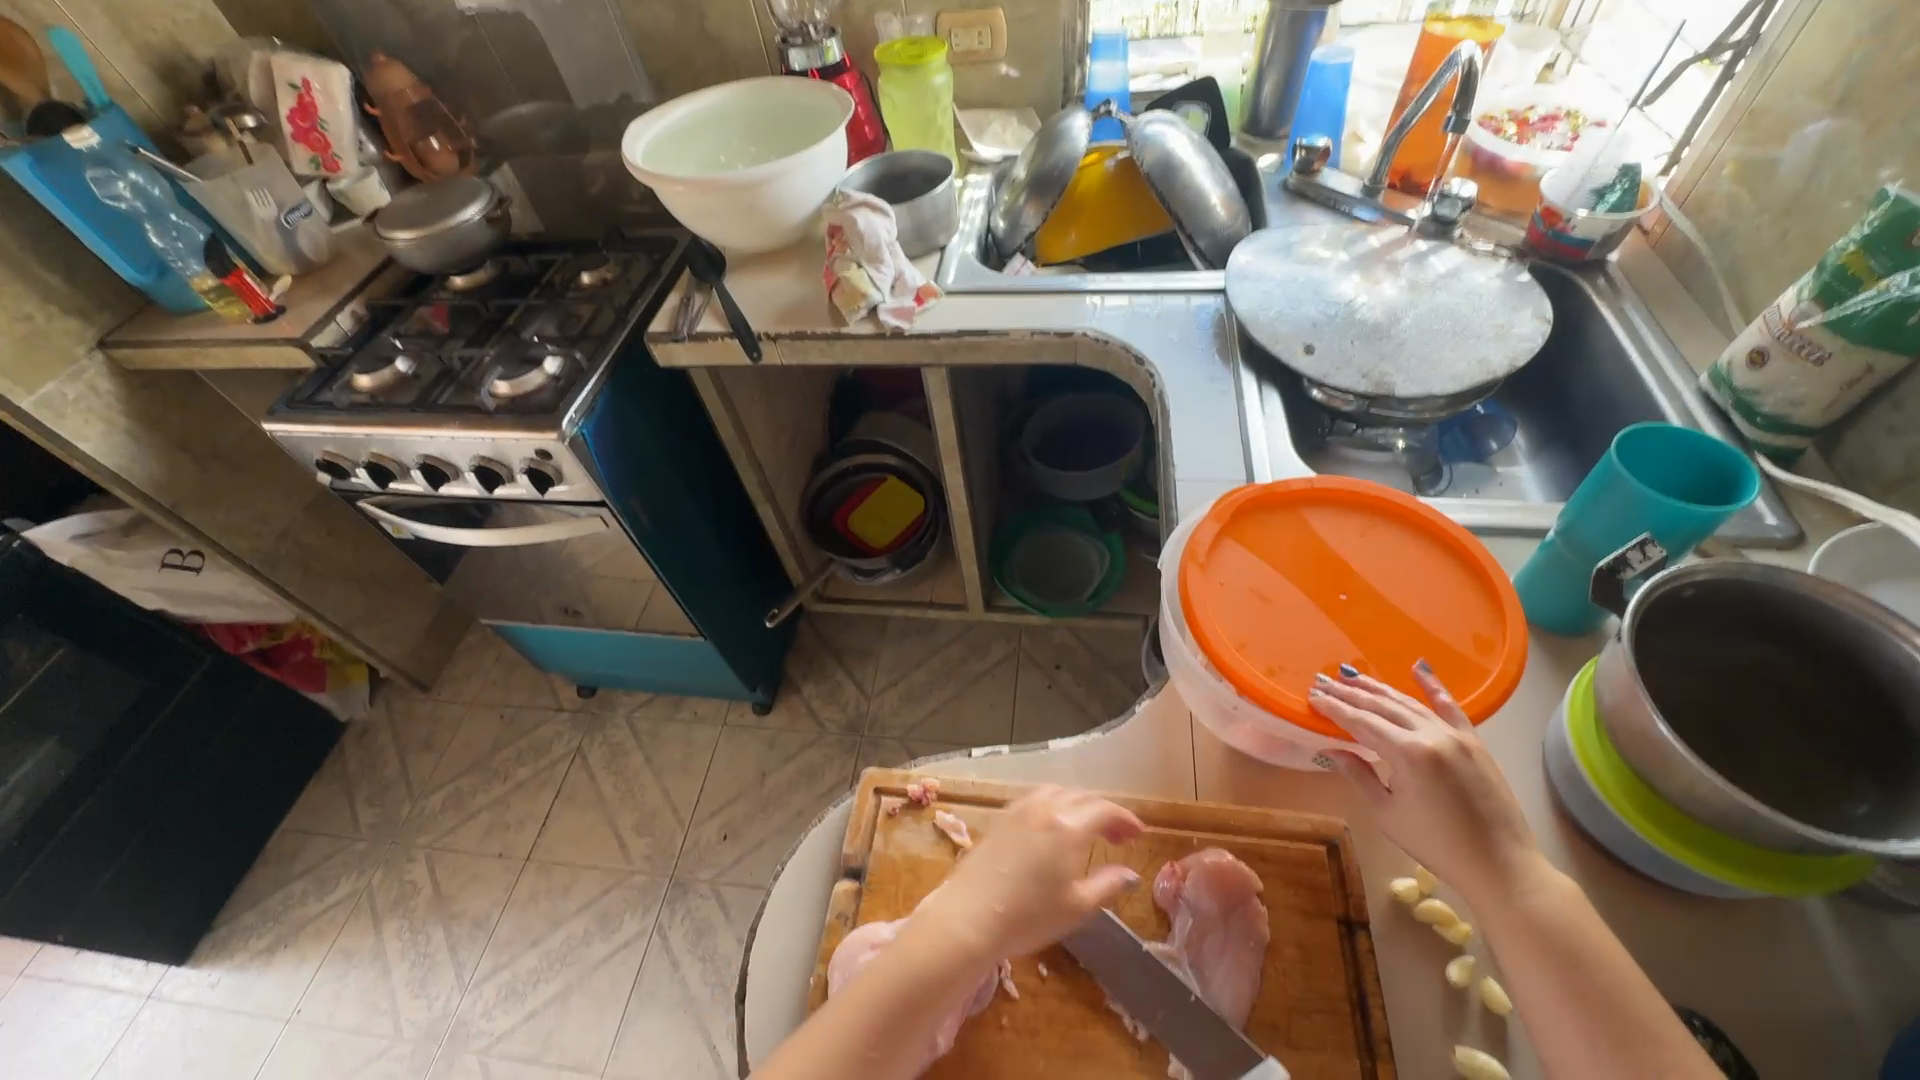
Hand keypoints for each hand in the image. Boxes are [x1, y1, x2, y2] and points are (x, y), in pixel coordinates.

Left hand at [913, 786, 1145, 964]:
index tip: (1139, 833)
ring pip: (1055, 793)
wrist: (969, 917)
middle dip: (1104, 811)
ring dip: (1077, 804)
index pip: (1105, 810)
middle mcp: (1044, 809)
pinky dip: (1052, 805)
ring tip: (1087, 827)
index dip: (1126, 819)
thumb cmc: (1029, 916)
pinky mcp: (999, 820)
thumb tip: (1130, 874)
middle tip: (1118, 834)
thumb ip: (1108, 884)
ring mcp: (1018, 811)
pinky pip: (1033, 800)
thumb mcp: (1077, 906)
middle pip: (1081, 797)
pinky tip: (1052, 828)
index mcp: (1069, 826)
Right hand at [1309, 662, 1545, 904]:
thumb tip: (1333, 750)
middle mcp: (1432, 735)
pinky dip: (1433, 688)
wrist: (1500, 864)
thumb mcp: (1387, 813)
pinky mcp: (1475, 742)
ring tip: (1353, 677)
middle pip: (1383, 707)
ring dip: (1380, 690)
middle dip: (1351, 694)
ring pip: (1411, 704)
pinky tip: (1418, 669)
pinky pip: (1451, 707)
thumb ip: (1359, 775)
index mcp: (1407, 753)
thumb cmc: (1437, 845)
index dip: (1334, 708)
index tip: (1313, 696)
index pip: (1361, 722)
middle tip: (1324, 681)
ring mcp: (1456, 736)